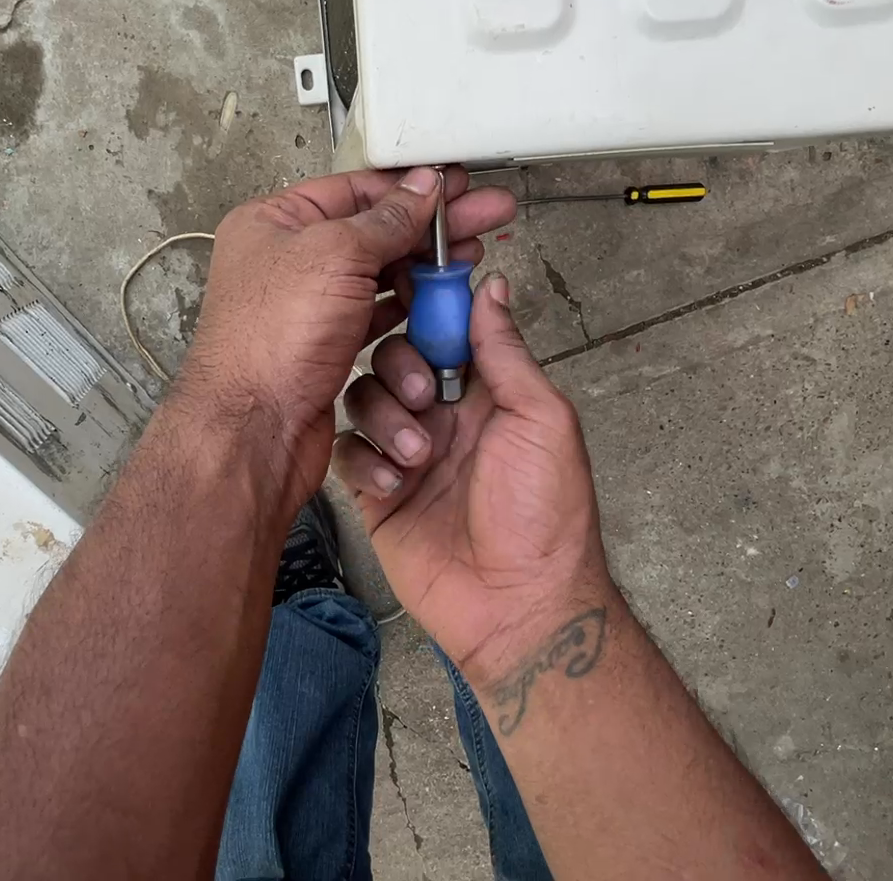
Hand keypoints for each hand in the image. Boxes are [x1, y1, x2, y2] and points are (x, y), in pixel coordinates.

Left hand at [177, 167, 514, 507]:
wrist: (255, 429)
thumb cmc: (270, 341)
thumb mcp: (336, 257)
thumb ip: (386, 219)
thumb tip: (420, 189)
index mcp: (275, 223)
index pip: (355, 189)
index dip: (411, 188)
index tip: (456, 186)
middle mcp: (289, 261)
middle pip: (374, 230)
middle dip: (433, 225)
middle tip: (484, 215)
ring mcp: (309, 306)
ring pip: (379, 274)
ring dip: (426, 265)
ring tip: (470, 255)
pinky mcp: (327, 344)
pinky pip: (377, 314)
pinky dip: (410, 304)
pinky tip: (440, 296)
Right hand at [332, 273, 615, 683]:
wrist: (517, 605)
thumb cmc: (543, 512)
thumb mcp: (541, 420)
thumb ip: (505, 353)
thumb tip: (490, 287)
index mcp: (481, 393)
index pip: (442, 332)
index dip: (425, 311)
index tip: (408, 295)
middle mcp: (439, 416)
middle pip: (392, 358)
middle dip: (399, 368)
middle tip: (421, 398)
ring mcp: (405, 453)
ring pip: (363, 399)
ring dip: (384, 418)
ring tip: (416, 459)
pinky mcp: (377, 492)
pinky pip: (349, 454)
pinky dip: (364, 461)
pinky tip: (392, 486)